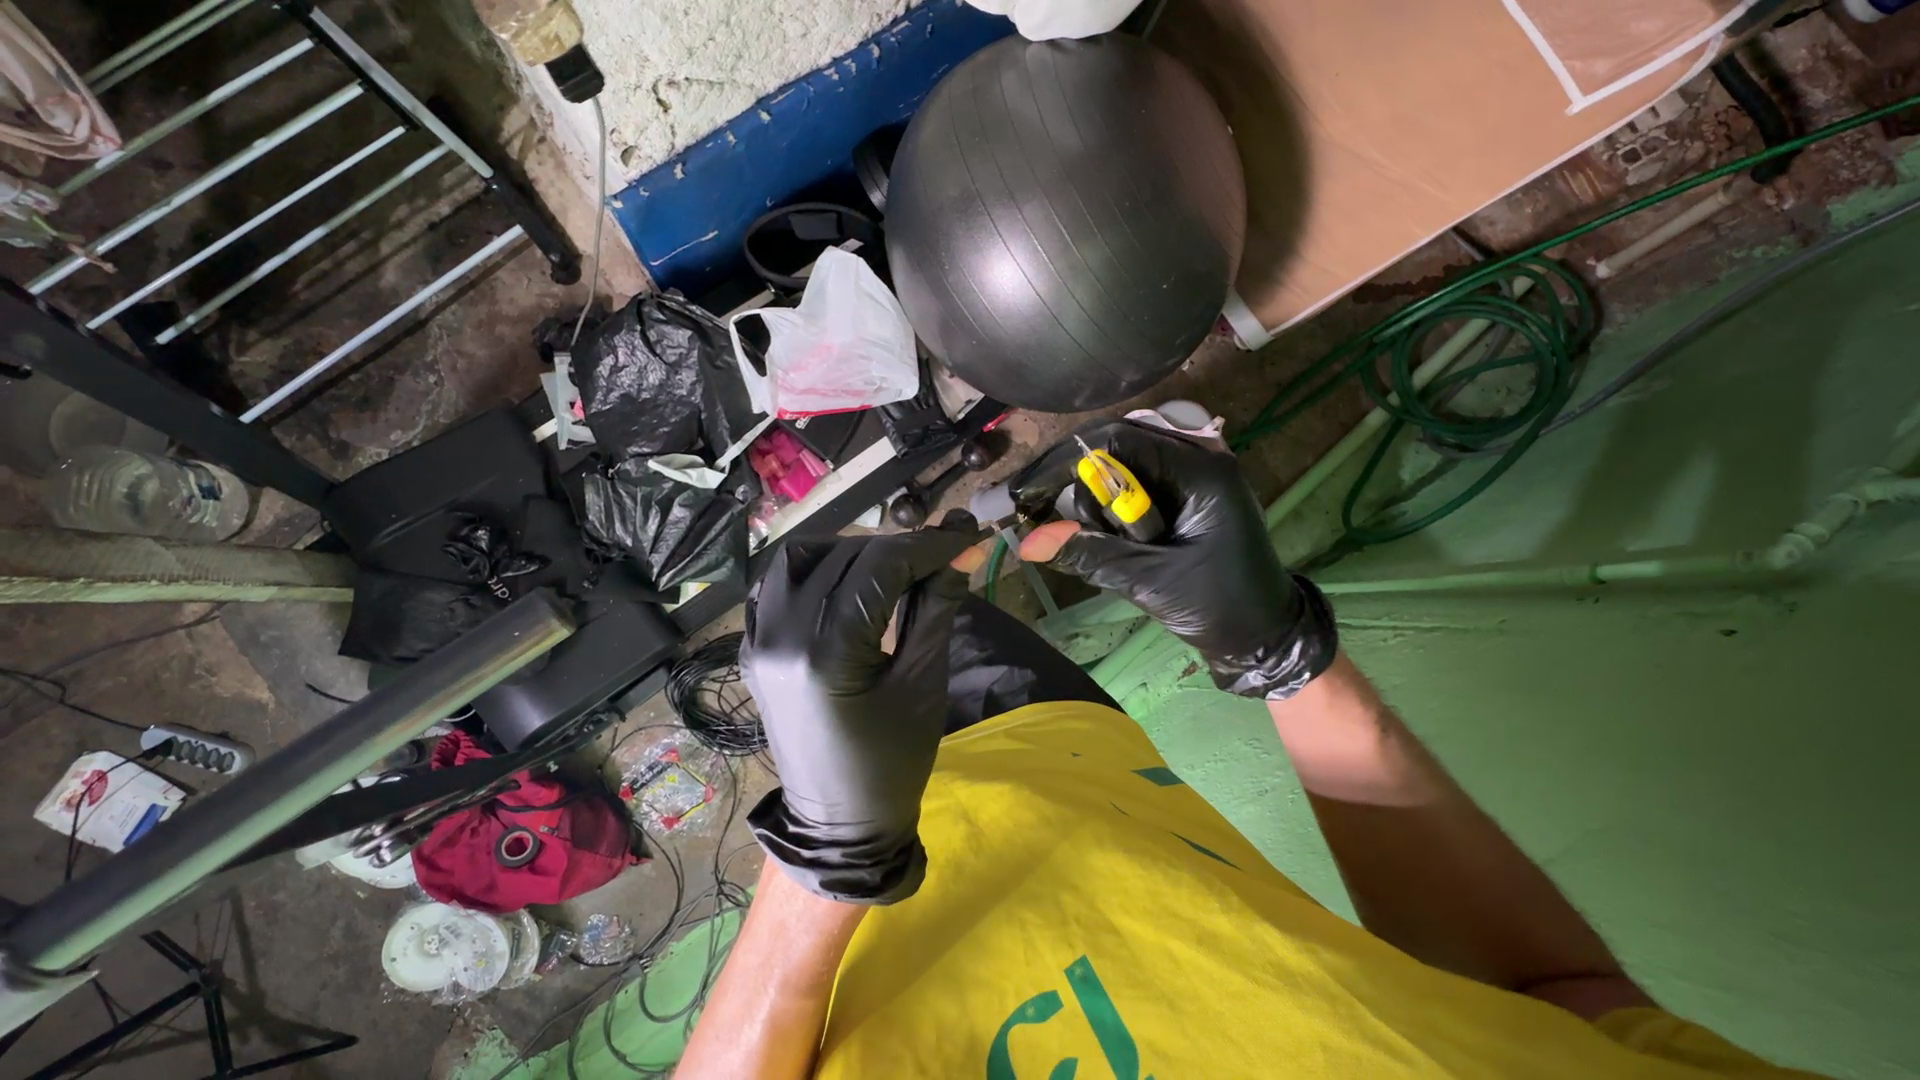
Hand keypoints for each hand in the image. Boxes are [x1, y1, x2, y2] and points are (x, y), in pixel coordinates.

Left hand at [741, 525, 974, 903]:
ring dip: (848, 551)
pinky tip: (844, 584)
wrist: (839, 823)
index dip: (928, 544)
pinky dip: (811, 571)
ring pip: (799, 559)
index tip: (966, 535)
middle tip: (939, 556)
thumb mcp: (923, 683)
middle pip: (842, 556)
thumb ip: (936, 607)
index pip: (879, 567)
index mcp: (826, 654)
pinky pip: (774, 587)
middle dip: (897, 547)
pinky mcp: (752, 649)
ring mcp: (757, 642)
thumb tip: (964, 550)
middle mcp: (780, 637)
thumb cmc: (893, 761)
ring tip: (890, 568)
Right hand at [1017, 420, 1336, 699]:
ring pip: (1121, 471)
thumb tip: (1027, 543)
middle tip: (1069, 531)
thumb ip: (1089, 554)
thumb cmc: (1218, 605)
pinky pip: (1135, 490)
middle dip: (1087, 492)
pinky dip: (1116, 516)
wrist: (1265, 634)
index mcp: (1199, 470)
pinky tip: (1120, 545)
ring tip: (1120, 552)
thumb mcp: (1149, 580)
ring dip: (1105, 511)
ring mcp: (1192, 476)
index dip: (1065, 461)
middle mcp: (1197, 459)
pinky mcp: (1185, 496)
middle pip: (1115, 451)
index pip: (1117, 440)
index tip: (1029, 492)